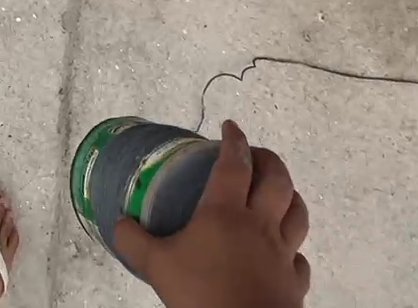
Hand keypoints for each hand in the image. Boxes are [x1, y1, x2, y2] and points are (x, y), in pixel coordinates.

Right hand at [111, 120, 310, 307]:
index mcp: (225, 211)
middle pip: (279, 180)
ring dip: (290, 196)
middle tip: (253, 154)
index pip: (235, 162)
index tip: (230, 126)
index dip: (234, 139)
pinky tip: (281, 250)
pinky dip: (292, 246)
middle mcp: (260, 225)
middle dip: (269, 159)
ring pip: (298, 213)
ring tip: (276, 192)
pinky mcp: (296, 284)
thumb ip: (133, 240)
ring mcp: (283, 254)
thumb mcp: (156, 266)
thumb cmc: (202, 294)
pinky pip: (300, 257)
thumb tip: (117, 223)